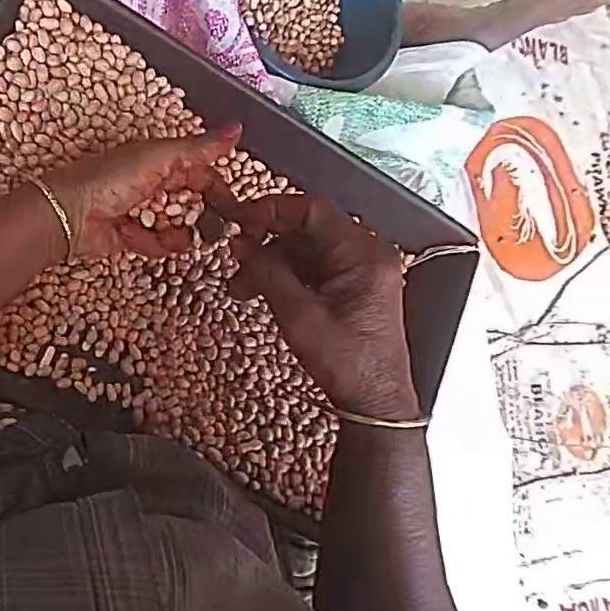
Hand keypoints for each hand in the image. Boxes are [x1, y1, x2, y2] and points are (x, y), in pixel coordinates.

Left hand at [43, 123, 239, 258]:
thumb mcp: (159, 158)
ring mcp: (145, 213)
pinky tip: (134, 235)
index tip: (231, 208)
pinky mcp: (134, 237)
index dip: (217, 191)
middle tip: (205, 228)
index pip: (202, 175)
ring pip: (178, 230)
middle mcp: (155, 186)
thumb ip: (199, 149)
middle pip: (193, 206)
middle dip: (199, 219)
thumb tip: (236, 129)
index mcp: (162, 161)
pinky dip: (150, 244)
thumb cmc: (110, 178)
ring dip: (174, 235)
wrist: (70, 214)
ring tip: (161, 231)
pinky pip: (157, 245)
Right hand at [218, 191, 418, 419]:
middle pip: (308, 229)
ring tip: (241, 286)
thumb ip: (267, 273)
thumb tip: (240, 244)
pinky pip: (314, 267)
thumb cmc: (346, 362)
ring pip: (307, 249)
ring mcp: (361, 270)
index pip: (313, 210)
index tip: (239, 219)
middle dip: (266, 242)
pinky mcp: (353, 285)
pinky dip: (286, 275)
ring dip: (272, 262)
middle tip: (235, 256)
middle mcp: (367, 253)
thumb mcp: (299, 316)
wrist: (375, 400)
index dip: (271, 210)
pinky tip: (261, 290)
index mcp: (363, 254)